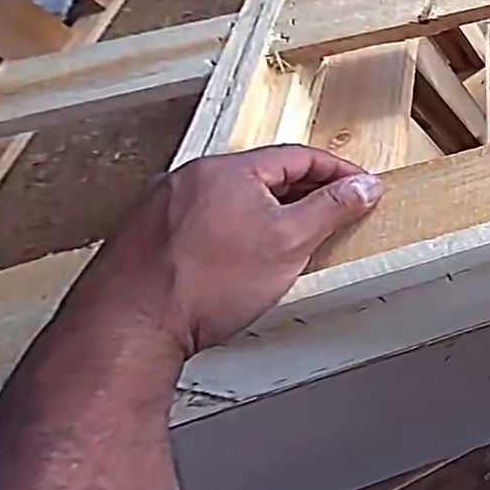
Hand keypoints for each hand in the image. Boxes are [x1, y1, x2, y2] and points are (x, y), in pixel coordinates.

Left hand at [60, 145, 382, 357]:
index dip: (340, 172)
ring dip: (275, 210)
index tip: (361, 188)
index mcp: (224, 170)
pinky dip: (241, 226)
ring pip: (238, 196)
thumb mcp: (292, 240)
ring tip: (298, 236)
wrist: (125, 333)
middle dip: (310, 192)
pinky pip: (210, 216)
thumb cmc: (204, 285)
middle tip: (338, 213)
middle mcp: (188, 179)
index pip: (300, 156)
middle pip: (268, 173)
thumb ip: (334, 207)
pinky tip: (251, 253)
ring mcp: (161, 206)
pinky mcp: (146, 235)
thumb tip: (364, 185)